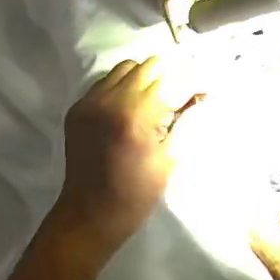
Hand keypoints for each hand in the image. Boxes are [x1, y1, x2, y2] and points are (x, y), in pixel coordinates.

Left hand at [51, 57, 195, 259]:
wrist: (90, 213)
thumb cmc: (136, 193)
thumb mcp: (170, 158)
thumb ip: (185, 120)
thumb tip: (201, 94)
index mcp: (135, 115)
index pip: (170, 79)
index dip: (191, 82)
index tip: (203, 90)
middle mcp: (109, 100)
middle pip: (146, 67)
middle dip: (168, 76)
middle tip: (180, 94)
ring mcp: (89, 102)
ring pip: (124, 69)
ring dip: (143, 77)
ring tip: (155, 99)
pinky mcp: (77, 108)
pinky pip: (104, 83)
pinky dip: (121, 87)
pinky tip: (131, 107)